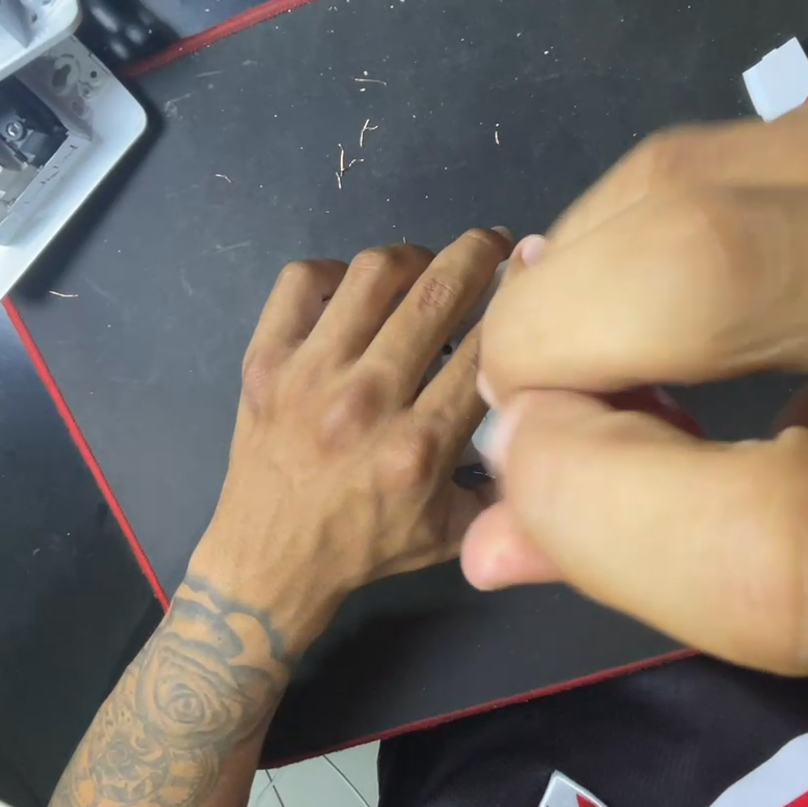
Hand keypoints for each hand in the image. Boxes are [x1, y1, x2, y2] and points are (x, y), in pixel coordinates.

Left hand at [192, 230, 511, 644]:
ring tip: (427, 267)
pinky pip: (302, 281)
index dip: (515, 301)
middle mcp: (366, 402)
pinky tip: (354, 291)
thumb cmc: (367, 548)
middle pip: (436, 294)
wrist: (269, 562)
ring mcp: (309, 375)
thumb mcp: (452, 535)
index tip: (527, 282)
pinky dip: (335, 271)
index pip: (484, 348)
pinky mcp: (264, 361)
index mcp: (420, 446)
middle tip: (493, 245)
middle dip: (479, 253)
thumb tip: (543, 423)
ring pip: (374, 274)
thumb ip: (504, 487)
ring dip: (414, 257)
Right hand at [464, 35, 807, 674]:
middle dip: (552, 334)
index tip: (531, 476)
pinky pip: (727, 134)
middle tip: (521, 380)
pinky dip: (643, 213)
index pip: (790, 540)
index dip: (600, 510)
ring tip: (587, 328)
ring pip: (695, 178)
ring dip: (582, 268)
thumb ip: (661, 573)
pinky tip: (673, 265)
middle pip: (718, 275)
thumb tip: (490, 539)